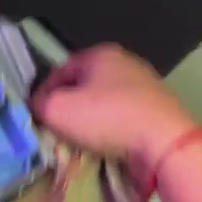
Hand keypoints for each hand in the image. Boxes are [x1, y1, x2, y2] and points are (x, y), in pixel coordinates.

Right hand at [32, 44, 201, 180]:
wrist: (164, 143)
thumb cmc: (107, 118)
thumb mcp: (57, 109)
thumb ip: (39, 103)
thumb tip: (38, 106)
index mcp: (101, 54)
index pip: (59, 70)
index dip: (43, 93)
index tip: (37, 116)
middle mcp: (125, 64)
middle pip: (82, 87)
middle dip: (67, 108)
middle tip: (55, 130)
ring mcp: (145, 87)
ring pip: (102, 105)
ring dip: (88, 122)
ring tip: (78, 142)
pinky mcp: (158, 110)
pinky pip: (122, 119)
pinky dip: (110, 131)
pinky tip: (105, 146)